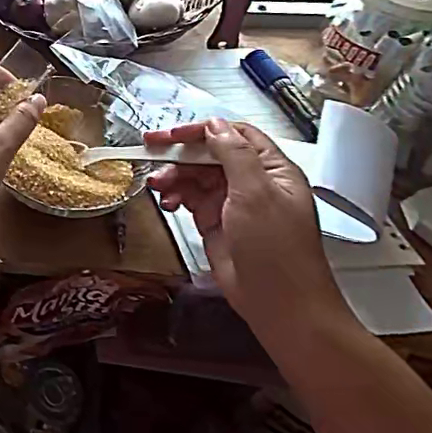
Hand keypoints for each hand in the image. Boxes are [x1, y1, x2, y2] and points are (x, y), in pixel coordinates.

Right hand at [146, 118, 347, 342]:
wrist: (280, 306)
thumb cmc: (278, 250)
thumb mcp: (257, 194)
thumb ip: (234, 155)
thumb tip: (215, 126)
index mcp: (271, 168)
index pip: (234, 135)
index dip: (203, 131)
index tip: (174, 134)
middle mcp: (252, 181)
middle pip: (210, 155)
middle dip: (181, 153)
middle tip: (150, 149)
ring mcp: (233, 203)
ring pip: (196, 177)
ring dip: (174, 176)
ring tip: (157, 185)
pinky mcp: (216, 223)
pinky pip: (190, 200)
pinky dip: (176, 197)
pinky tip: (167, 202)